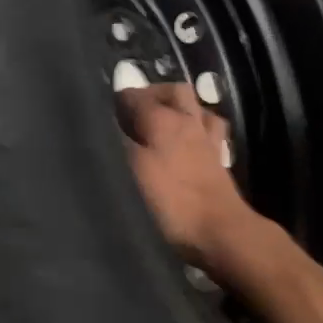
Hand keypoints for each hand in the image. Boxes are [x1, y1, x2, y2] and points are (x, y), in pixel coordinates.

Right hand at [117, 83, 257, 265]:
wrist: (221, 230)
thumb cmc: (172, 202)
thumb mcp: (133, 174)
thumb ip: (120, 144)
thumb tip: (107, 123)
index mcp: (164, 120)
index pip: (135, 96)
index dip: (117, 100)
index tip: (102, 113)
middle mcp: (188, 120)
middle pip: (173, 91)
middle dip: (153, 94)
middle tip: (134, 112)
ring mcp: (207, 138)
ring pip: (195, 107)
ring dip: (178, 107)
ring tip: (161, 122)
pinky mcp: (219, 158)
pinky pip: (210, 129)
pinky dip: (198, 127)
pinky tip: (189, 140)